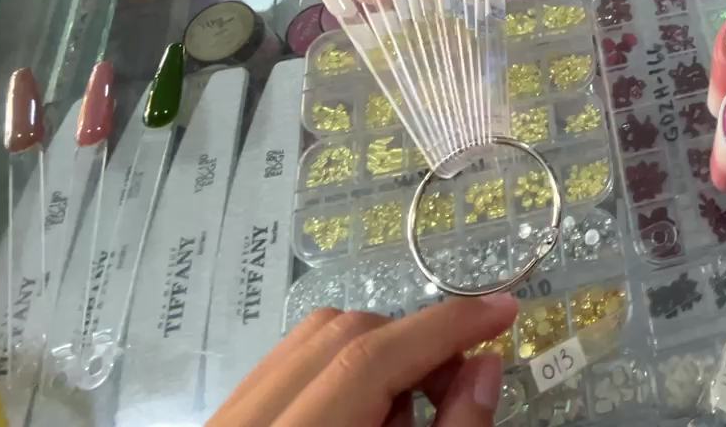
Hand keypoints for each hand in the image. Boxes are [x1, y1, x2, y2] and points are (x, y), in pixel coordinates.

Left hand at [208, 294, 517, 426]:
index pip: (369, 359)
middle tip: (456, 384)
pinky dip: (339, 373)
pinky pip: (286, 365)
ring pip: (311, 339)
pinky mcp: (220, 420)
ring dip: (377, 357)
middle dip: (414, 346)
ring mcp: (221, 418)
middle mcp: (239, 422)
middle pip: (342, 333)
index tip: (506, 310)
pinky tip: (361, 415)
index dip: (445, 327)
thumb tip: (487, 364)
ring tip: (403, 413)